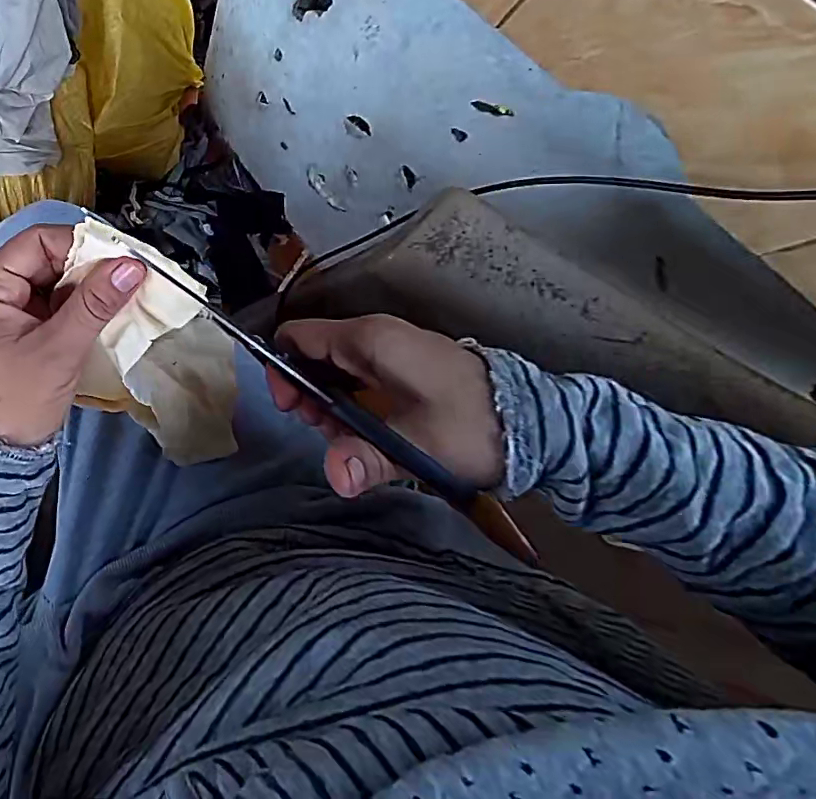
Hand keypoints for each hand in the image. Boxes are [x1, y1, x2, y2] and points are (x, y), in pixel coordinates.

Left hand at [0, 224, 146, 444]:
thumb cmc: (16, 402)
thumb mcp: (59, 350)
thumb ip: (95, 303)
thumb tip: (132, 264)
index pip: (37, 241)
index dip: (80, 244)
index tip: (119, 259)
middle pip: (47, 258)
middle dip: (87, 267)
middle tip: (124, 280)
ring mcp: (4, 309)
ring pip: (53, 280)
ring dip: (86, 287)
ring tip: (118, 297)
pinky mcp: (19, 327)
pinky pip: (52, 302)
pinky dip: (78, 304)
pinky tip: (102, 312)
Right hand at [267, 315, 503, 497]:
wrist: (533, 422)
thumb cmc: (473, 424)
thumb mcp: (420, 445)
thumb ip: (370, 459)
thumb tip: (335, 478)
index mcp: (369, 341)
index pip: (298, 337)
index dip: (282, 369)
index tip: (291, 408)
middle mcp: (374, 337)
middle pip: (311, 355)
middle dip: (306, 394)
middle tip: (323, 431)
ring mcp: (388, 350)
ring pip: (332, 369)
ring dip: (327, 404)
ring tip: (347, 439)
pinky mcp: (400, 367)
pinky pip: (355, 378)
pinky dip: (347, 403)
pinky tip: (362, 433)